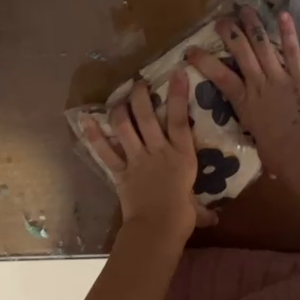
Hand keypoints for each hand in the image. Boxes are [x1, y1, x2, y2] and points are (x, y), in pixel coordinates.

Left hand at [82, 72, 217, 242]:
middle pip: (147, 116)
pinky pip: (106, 151)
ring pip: (126, 127)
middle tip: (138, 82)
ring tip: (120, 98)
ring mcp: (138, 159)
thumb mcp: (195, 209)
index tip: (177, 72)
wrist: (158, 227)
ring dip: (120, 110)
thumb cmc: (182, 216)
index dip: (178, 93)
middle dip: (141, 95)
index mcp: (182, 155)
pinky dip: (95, 135)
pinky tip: (86, 120)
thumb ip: (201, 210)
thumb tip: (213, 218)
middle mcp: (159, 150)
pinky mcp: (121, 171)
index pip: (180, 118)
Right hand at [185, 8, 299, 165]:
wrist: (298, 148)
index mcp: (243, 100)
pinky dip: (288, 32)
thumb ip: (254, 131)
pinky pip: (292, 51)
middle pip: (240, 52)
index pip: (219, 75)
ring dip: (253, 26)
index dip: (203, 61)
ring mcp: (278, 76)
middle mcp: (257, 83)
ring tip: (245, 9)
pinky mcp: (299, 75)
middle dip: (230, 33)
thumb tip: (254, 141)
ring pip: (262, 45)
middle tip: (221, 20)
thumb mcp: (255, 141)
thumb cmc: (275, 152)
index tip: (190, 50)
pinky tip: (283, 15)